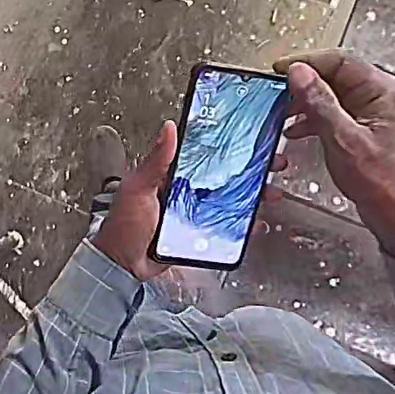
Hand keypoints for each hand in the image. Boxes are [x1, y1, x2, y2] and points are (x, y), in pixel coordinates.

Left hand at [91, 120, 288, 279]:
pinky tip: (257, 223)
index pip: (205, 156)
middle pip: (223, 178)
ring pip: (229, 201)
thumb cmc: (123, 226)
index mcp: (170, 176)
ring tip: (271, 194)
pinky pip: (223, 227)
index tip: (251, 141)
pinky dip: (242, 225)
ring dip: (252, 197)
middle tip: (273, 164)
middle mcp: (184, 192)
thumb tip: (169, 129)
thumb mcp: (138, 188)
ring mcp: (192, 213)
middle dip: (250, 172)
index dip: (229, 149)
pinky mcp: (197, 234)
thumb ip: (155, 161)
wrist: (121, 264)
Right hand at [275, 50, 394, 259]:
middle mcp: (384, 97)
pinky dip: (316, 118)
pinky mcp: (368, 130)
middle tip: (279, 94)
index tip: (279, 70)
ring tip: (285, 114)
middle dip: (305, 84)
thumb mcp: (344, 140)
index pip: (340, 61)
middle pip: (337, 76)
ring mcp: (377, 114)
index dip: (306, 62)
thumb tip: (300, 73)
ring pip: (335, 95)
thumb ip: (320, 103)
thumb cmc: (385, 184)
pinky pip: (337, 113)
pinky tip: (298, 130)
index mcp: (384, 92)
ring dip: (308, 102)